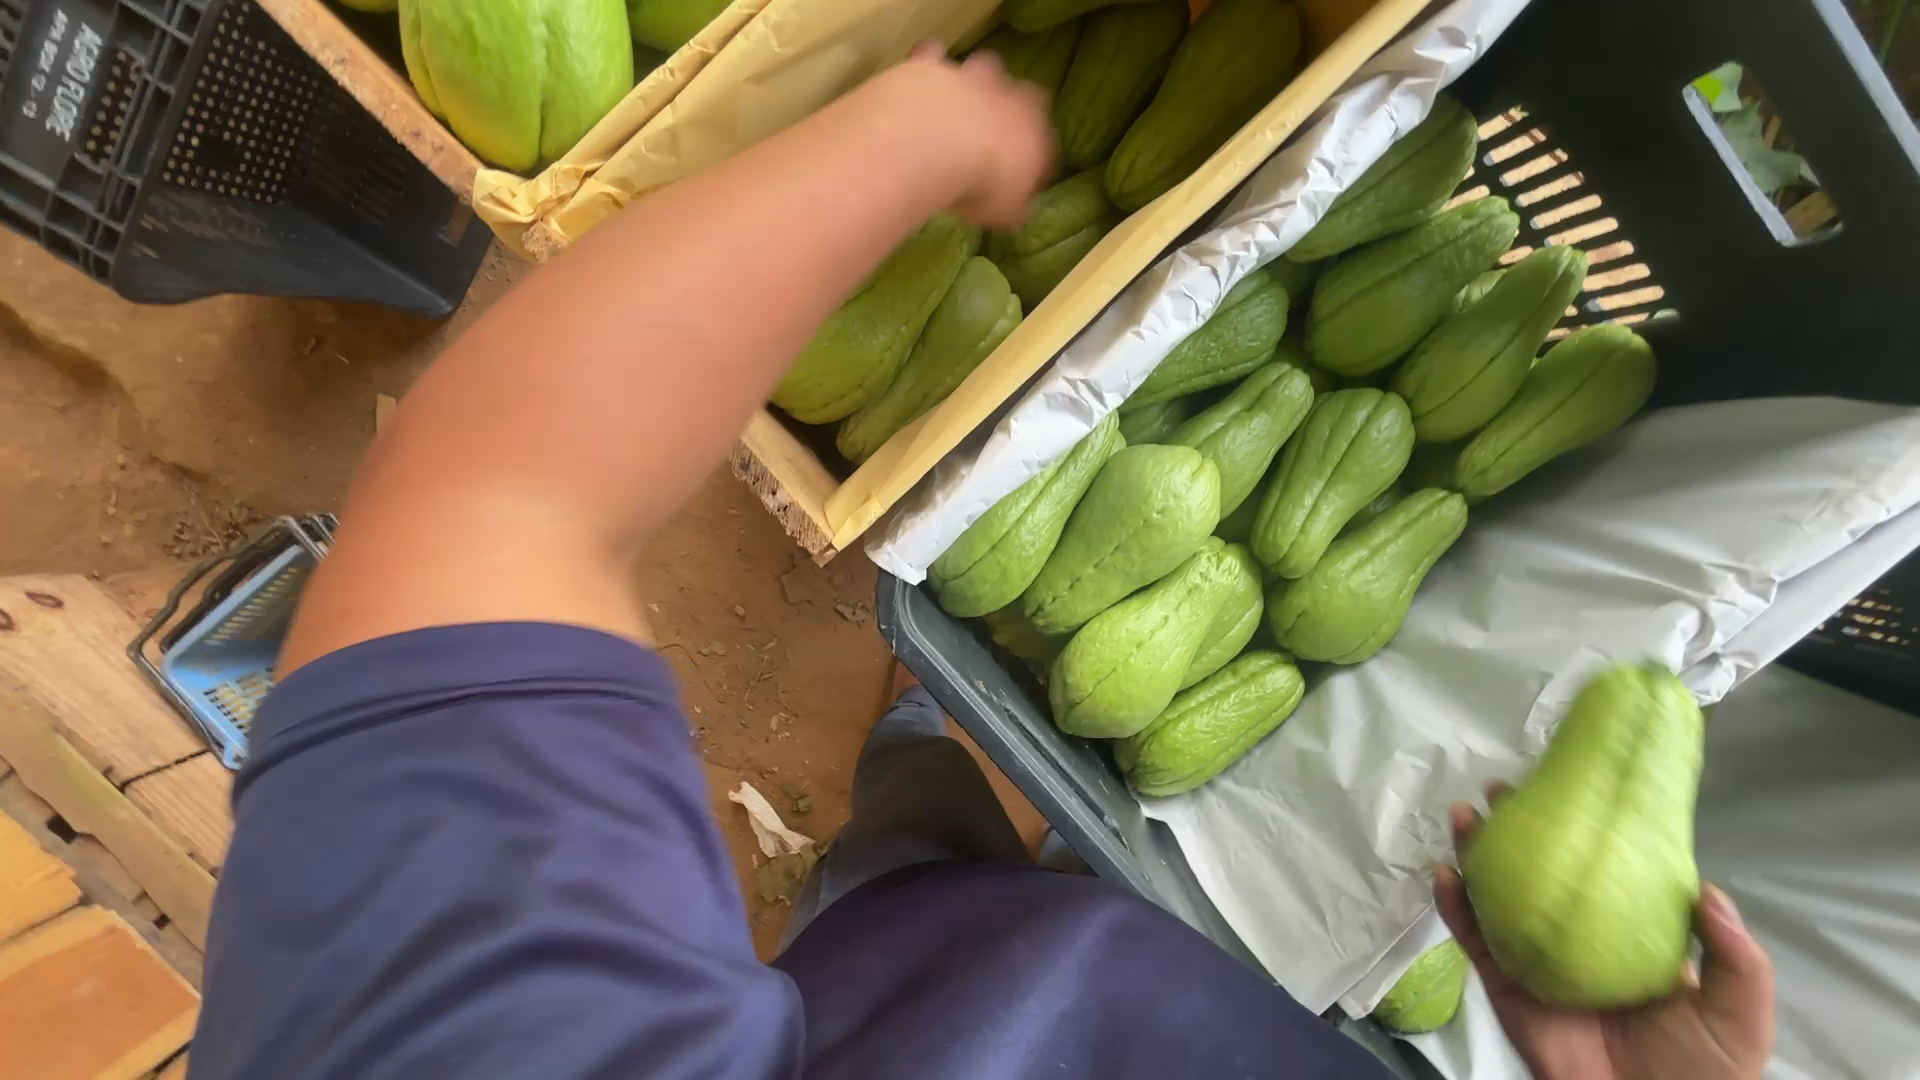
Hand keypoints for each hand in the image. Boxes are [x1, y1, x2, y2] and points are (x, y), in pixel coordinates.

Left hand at [878, 44, 1055, 228]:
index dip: (1037, 162)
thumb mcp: (1006, 212)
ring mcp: (976, 77)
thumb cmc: (983, 185)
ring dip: (978, 83)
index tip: (1026, 177)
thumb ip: (1016, 208)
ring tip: (963, 105)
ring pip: (987, 68)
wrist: (940, 143)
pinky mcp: (937, 67)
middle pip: (1023, 99)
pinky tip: (925, 81)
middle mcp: (1013, 98)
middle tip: (995, 133)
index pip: (1047, 146)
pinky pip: (936, 58)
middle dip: (1013, 112)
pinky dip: (933, 65)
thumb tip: (1021, 211)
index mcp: (1037, 135)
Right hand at [1434, 789, 1774, 1079]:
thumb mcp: (1735, 1019)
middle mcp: (1565, 931)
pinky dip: (1451, 902)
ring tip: (1463, 815)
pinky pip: (1468, 932)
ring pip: (1489, 889)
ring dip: (1470, 850)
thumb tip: (1709, 890)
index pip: (1588, 869)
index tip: (1558, 792)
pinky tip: (1443, 875)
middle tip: (1496, 790)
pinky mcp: (1498, 974)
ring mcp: (1526, 950)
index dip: (1571, 830)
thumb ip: (1735, 961)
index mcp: (1615, 933)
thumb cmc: (1695, 1069)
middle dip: (1508, 826)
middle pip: (1528, 868)